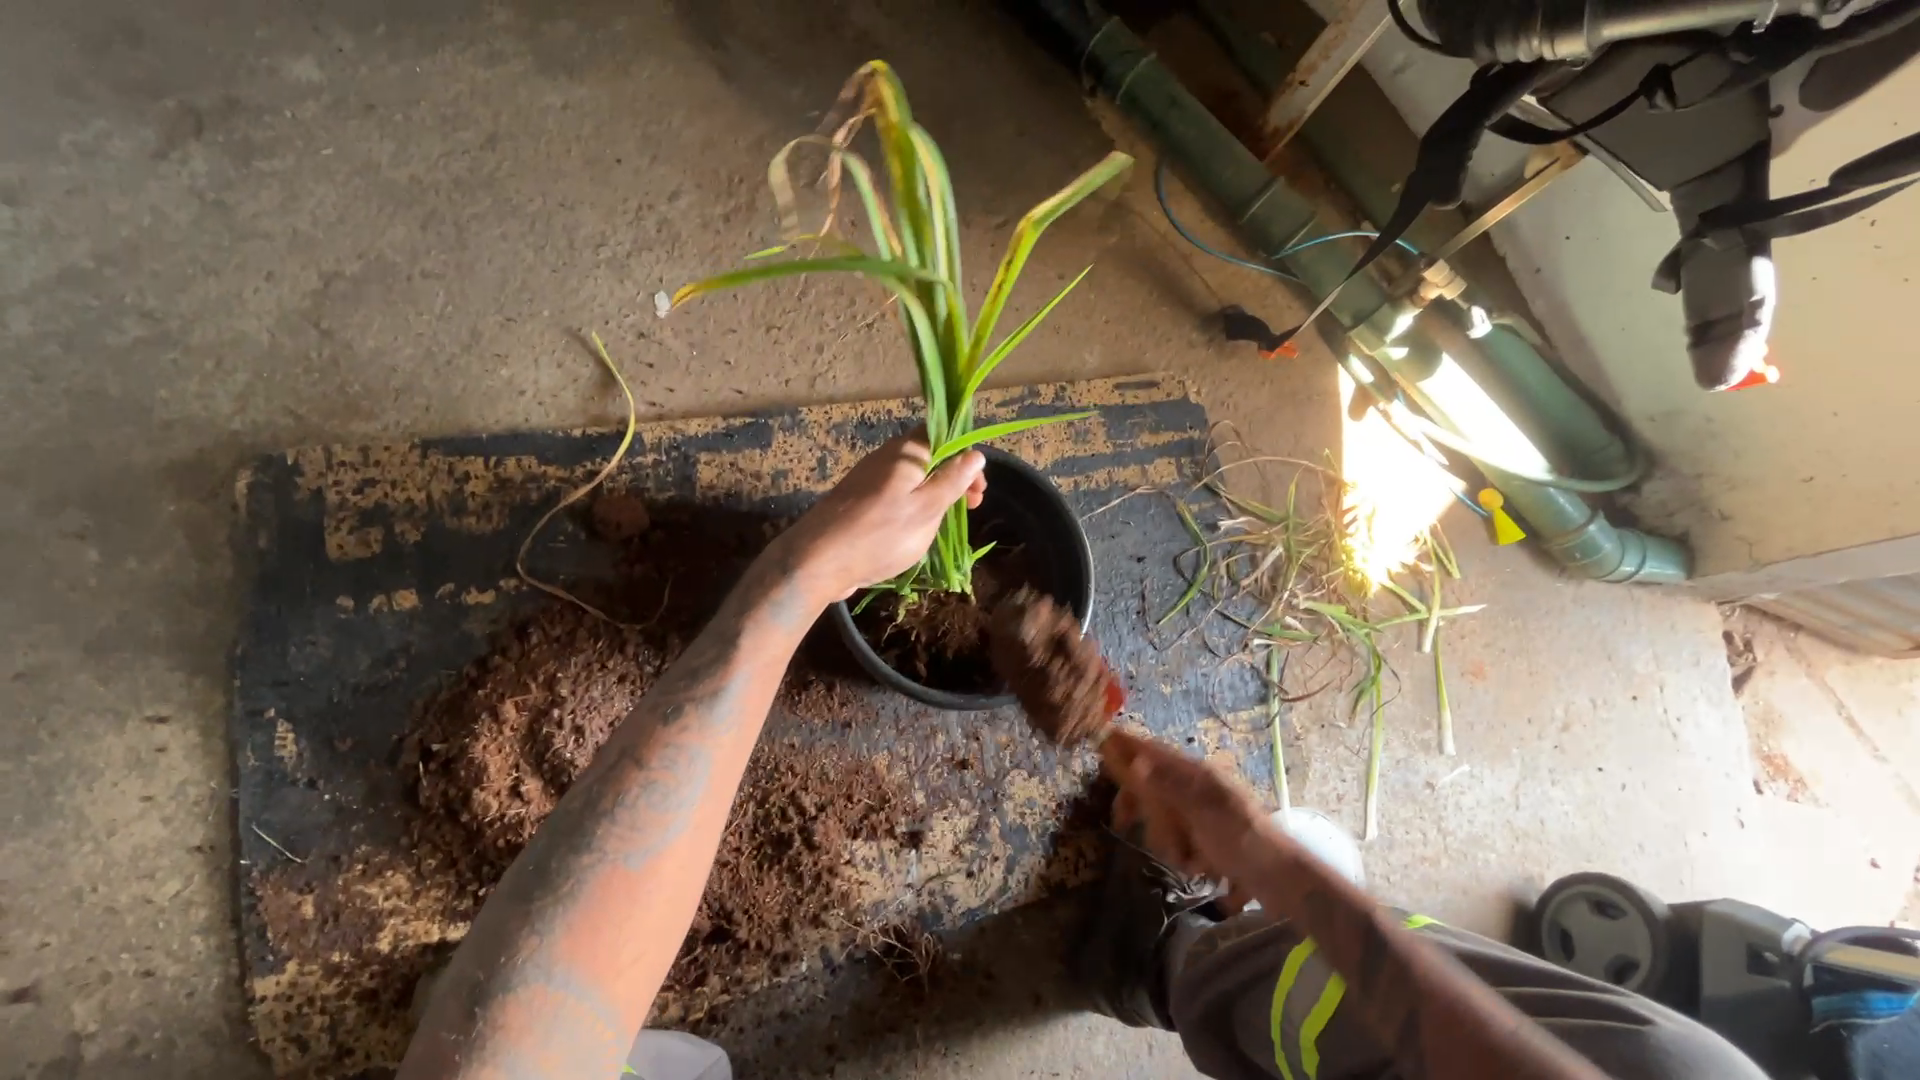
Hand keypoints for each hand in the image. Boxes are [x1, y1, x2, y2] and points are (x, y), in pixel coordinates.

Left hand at [783, 434, 986, 602]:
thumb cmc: (879, 534)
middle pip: (928, 458)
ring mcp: (870, 480)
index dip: (965, 456)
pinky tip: (916, 529)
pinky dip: (913, 506)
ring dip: (935, 495)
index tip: (978, 487)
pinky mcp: (860, 502)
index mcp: (905, 453)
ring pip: (912, 479)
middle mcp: (886, 458)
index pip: (942, 435)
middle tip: (971, 507)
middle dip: (953, 478)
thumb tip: (975, 454)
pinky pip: (895, 496)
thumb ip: (952, 480)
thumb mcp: (926, 509)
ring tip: (947, 521)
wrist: (818, 560)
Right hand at [1102, 729, 1270, 907]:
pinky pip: (1178, 840)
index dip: (1128, 745)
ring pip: (1162, 817)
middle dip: (1141, 807)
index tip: (1102, 739)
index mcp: (1197, 774)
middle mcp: (1197, 788)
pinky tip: (1197, 868)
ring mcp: (1202, 814)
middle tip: (1121, 821)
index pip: (1154, 751)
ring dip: (1166, 838)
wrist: (1282, 880)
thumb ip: (1167, 786)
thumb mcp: (1202, 810)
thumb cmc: (1244, 840)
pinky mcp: (1207, 838)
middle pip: (1152, 785)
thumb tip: (1135, 761)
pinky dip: (1182, 854)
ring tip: (1185, 859)